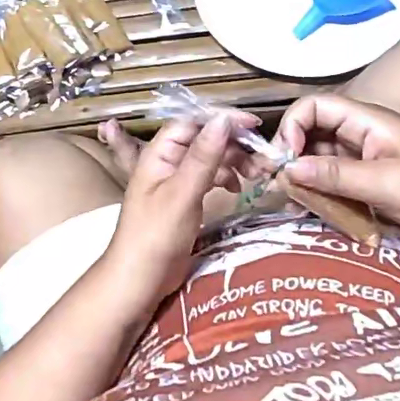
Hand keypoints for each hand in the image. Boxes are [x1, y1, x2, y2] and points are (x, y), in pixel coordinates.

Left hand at [100, 113, 255, 303]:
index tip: (253, 125)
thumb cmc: (154, 237)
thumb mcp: (182, 194)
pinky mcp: (185, 198)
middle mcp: (167, 161)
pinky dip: (226, 177)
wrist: (138, 282)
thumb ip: (203, 157)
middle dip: (234, 143)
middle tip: (261, 157)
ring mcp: (176, 180)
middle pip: (205, 137)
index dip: (223, 118)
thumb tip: (224, 119)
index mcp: (160, 153)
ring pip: (210, 157)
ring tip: (256, 174)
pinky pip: (209, 176)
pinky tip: (238, 187)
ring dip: (234, 160)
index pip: (194, 121)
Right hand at [273, 93, 399, 253]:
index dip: (292, 125)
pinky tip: (308, 211)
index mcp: (367, 120)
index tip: (283, 159)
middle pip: (311, 132)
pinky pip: (332, 182)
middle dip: (290, 155)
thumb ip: (336, 175)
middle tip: (277, 185)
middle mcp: (360, 135)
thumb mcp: (386, 184)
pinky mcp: (367, 183)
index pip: (315, 106)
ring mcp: (363, 159)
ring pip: (318, 159)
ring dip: (302, 178)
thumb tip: (289, 167)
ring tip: (289, 203)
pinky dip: (318, 194)